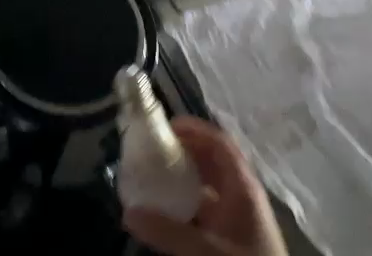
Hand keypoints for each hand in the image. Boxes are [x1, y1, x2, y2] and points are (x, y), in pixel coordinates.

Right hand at [124, 118, 287, 255]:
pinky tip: (167, 211)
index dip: (194, 130)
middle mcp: (241, 195)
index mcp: (242, 186)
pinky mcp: (231, 235)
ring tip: (154, 176)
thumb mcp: (208, 250)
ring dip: (184, 177)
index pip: (220, 143)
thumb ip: (169, 232)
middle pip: (212, 160)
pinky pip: (206, 208)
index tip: (165, 128)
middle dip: (184, 151)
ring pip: (208, 184)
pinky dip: (186, 202)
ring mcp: (237, 216)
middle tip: (153, 150)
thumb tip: (129, 212)